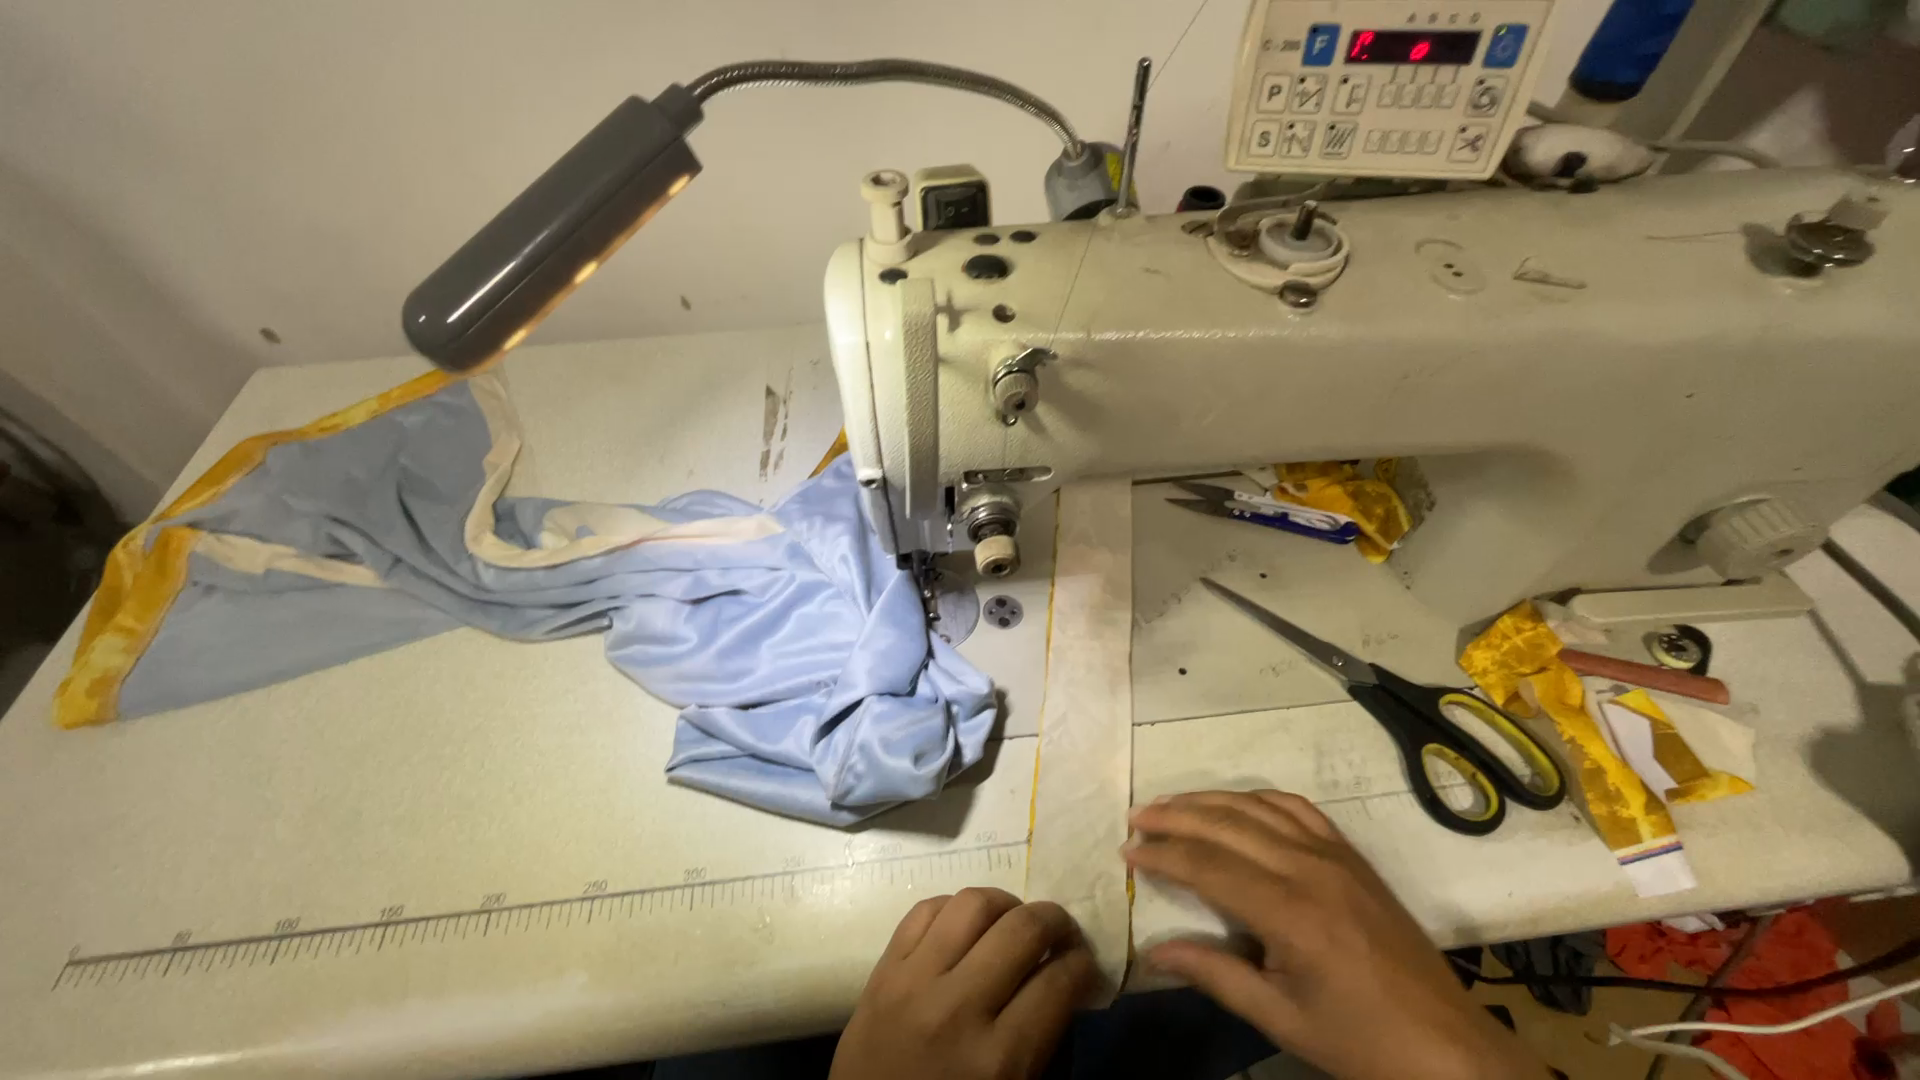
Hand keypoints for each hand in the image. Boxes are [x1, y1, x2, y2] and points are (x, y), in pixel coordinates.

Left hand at [830, 887, 1095, 1079]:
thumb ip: (1042, 1037)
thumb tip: (1065, 979)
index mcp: (999, 1060)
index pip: (1058, 983)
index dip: (1082, 965)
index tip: (1085, 963)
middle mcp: (958, 1009)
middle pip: (1022, 930)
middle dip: (1056, 921)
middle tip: (1062, 933)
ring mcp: (914, 981)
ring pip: (973, 904)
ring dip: (1007, 903)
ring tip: (1015, 920)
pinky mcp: (882, 969)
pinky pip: (925, 909)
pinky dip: (955, 908)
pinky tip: (968, 925)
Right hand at [1125, 791, 1548, 1079]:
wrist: (1448, 1048)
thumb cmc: (1360, 1040)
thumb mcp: (1281, 1019)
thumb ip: (1215, 975)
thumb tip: (1154, 951)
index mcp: (1290, 913)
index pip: (1208, 865)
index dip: (1162, 855)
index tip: (1127, 851)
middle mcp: (1310, 869)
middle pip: (1227, 824)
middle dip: (1175, 816)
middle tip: (1136, 818)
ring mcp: (1336, 855)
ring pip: (1259, 807)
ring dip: (1210, 800)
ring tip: (1171, 804)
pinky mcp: (1353, 856)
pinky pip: (1298, 809)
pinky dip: (1259, 799)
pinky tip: (1238, 806)